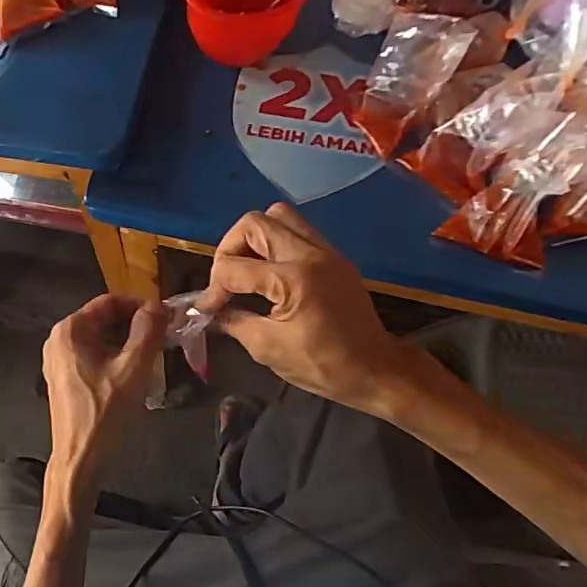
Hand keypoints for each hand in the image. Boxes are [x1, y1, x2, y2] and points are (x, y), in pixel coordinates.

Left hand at [42, 294, 166, 503]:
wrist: (80, 459)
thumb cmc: (105, 412)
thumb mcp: (133, 369)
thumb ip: (148, 332)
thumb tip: (158, 306)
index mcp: (70, 330)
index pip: (110, 301)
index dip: (141, 305)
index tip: (166, 316)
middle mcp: (59, 339)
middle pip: (104, 318)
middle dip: (136, 325)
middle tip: (165, 336)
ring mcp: (59, 359)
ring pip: (101, 338)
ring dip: (128, 342)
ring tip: (155, 354)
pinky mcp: (65, 377)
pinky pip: (94, 355)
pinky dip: (116, 356)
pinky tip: (135, 371)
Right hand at [204, 203, 438, 418]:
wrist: (377, 370)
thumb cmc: (322, 365)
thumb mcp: (267, 348)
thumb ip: (234, 322)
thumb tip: (212, 311)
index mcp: (293, 279)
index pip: (234, 267)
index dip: (213, 287)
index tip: (209, 308)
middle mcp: (309, 254)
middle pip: (254, 223)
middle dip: (229, 248)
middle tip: (226, 279)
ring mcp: (325, 251)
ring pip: (278, 216)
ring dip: (253, 238)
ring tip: (247, 268)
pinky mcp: (333, 255)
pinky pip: (296, 229)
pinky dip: (274, 242)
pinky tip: (269, 272)